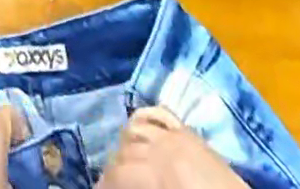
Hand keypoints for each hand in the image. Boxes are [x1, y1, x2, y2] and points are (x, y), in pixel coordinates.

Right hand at [100, 107, 245, 188]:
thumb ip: (143, 186)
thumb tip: (118, 182)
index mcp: (161, 169)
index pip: (119, 172)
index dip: (106, 184)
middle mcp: (167, 143)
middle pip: (125, 150)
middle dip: (113, 171)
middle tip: (109, 184)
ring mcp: (181, 135)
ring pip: (138, 129)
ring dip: (125, 148)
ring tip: (122, 169)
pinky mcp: (194, 136)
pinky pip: (161, 118)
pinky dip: (144, 123)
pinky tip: (138, 136)